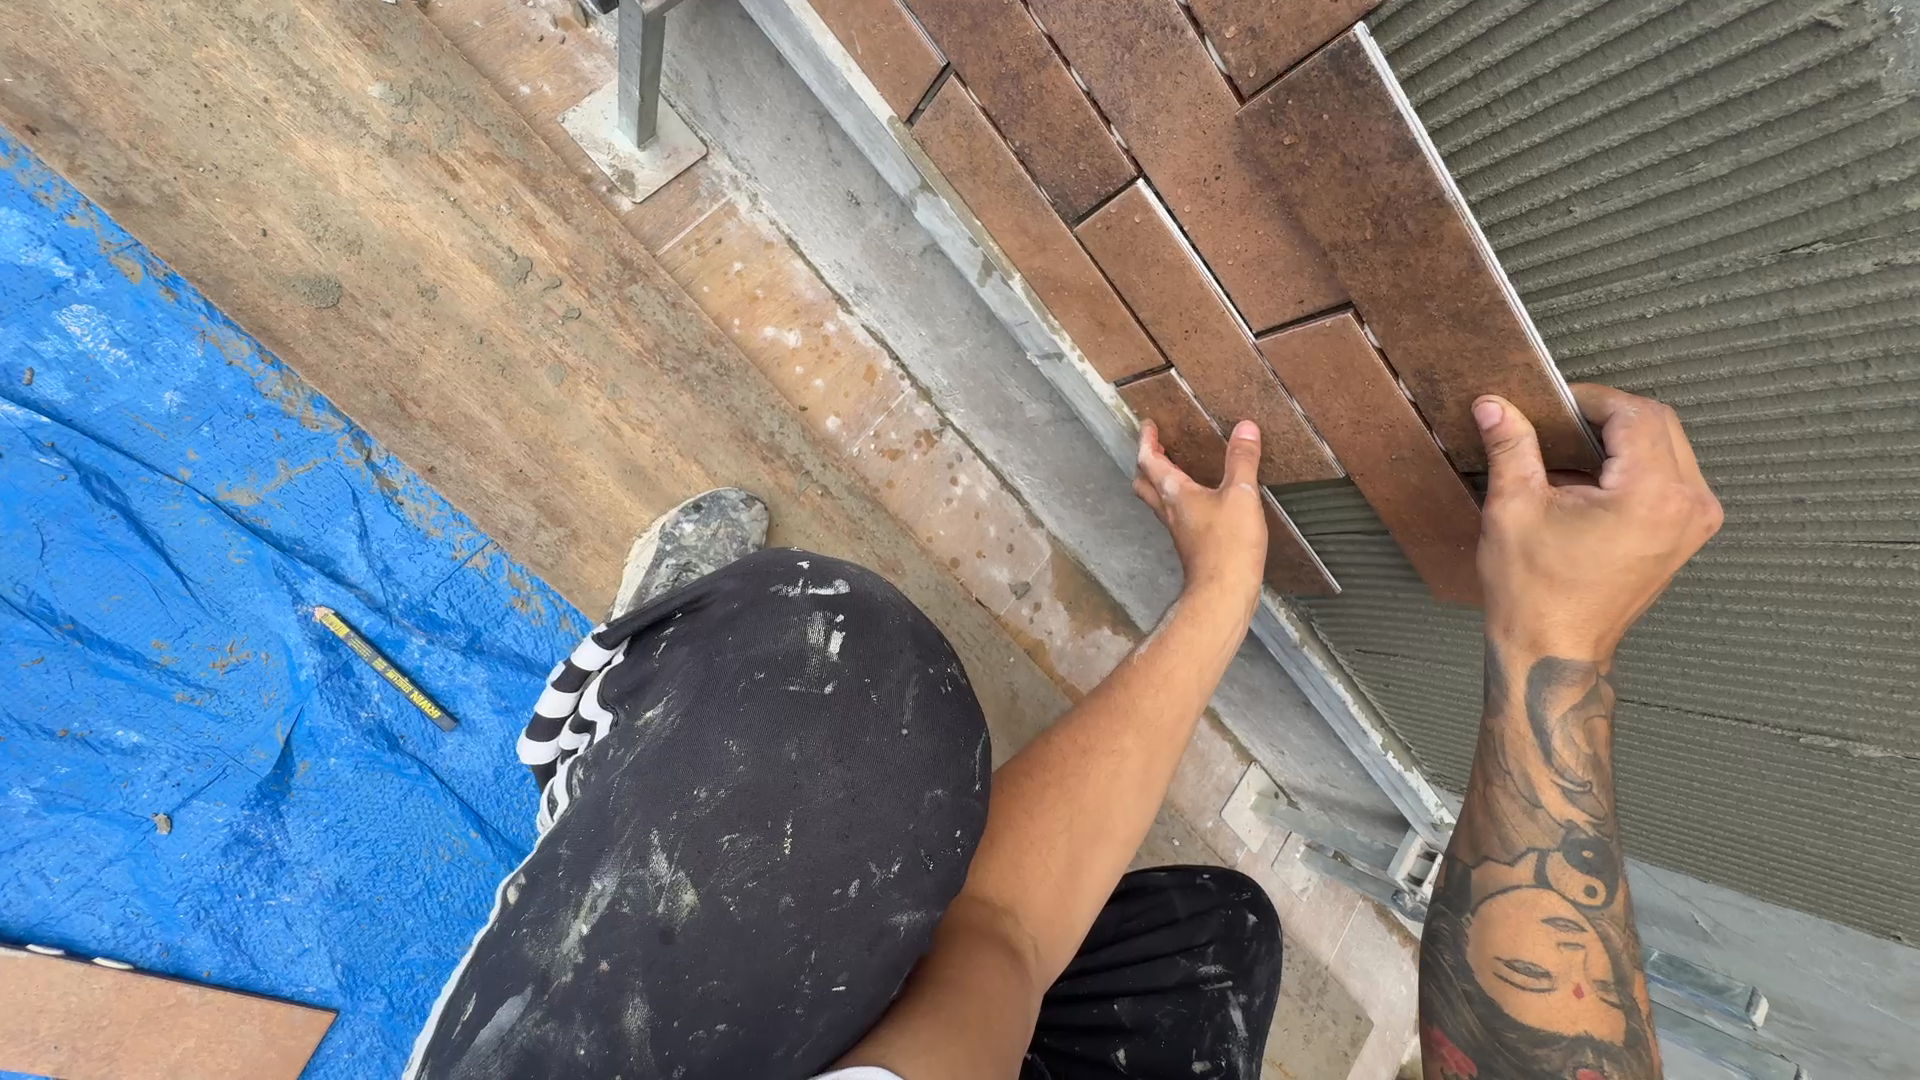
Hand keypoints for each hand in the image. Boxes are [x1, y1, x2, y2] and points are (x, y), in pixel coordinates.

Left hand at [1133, 419, 1267, 612]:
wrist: (1223, 591)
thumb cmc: (1228, 543)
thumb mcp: (1241, 495)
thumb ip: (1242, 460)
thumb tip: (1245, 427)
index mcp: (1174, 493)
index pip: (1148, 461)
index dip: (1146, 441)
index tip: (1148, 425)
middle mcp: (1168, 510)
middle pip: (1144, 482)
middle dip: (1146, 462)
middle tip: (1157, 446)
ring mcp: (1177, 529)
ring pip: (1156, 500)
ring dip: (1159, 481)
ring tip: (1176, 467)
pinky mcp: (1189, 543)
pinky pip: (1175, 514)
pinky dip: (1177, 499)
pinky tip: (1198, 499)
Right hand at [1474, 384, 1722, 660]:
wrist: (1553, 645)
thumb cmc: (1530, 586)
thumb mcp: (1511, 508)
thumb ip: (1510, 448)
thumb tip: (1494, 405)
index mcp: (1652, 494)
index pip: (1635, 414)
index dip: (1589, 399)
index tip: (1547, 403)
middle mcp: (1690, 503)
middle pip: (1659, 425)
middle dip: (1604, 415)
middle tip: (1551, 423)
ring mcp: (1695, 521)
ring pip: (1667, 448)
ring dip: (1618, 440)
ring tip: (1562, 455)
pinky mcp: (1685, 534)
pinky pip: (1668, 477)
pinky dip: (1628, 466)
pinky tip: (1582, 483)